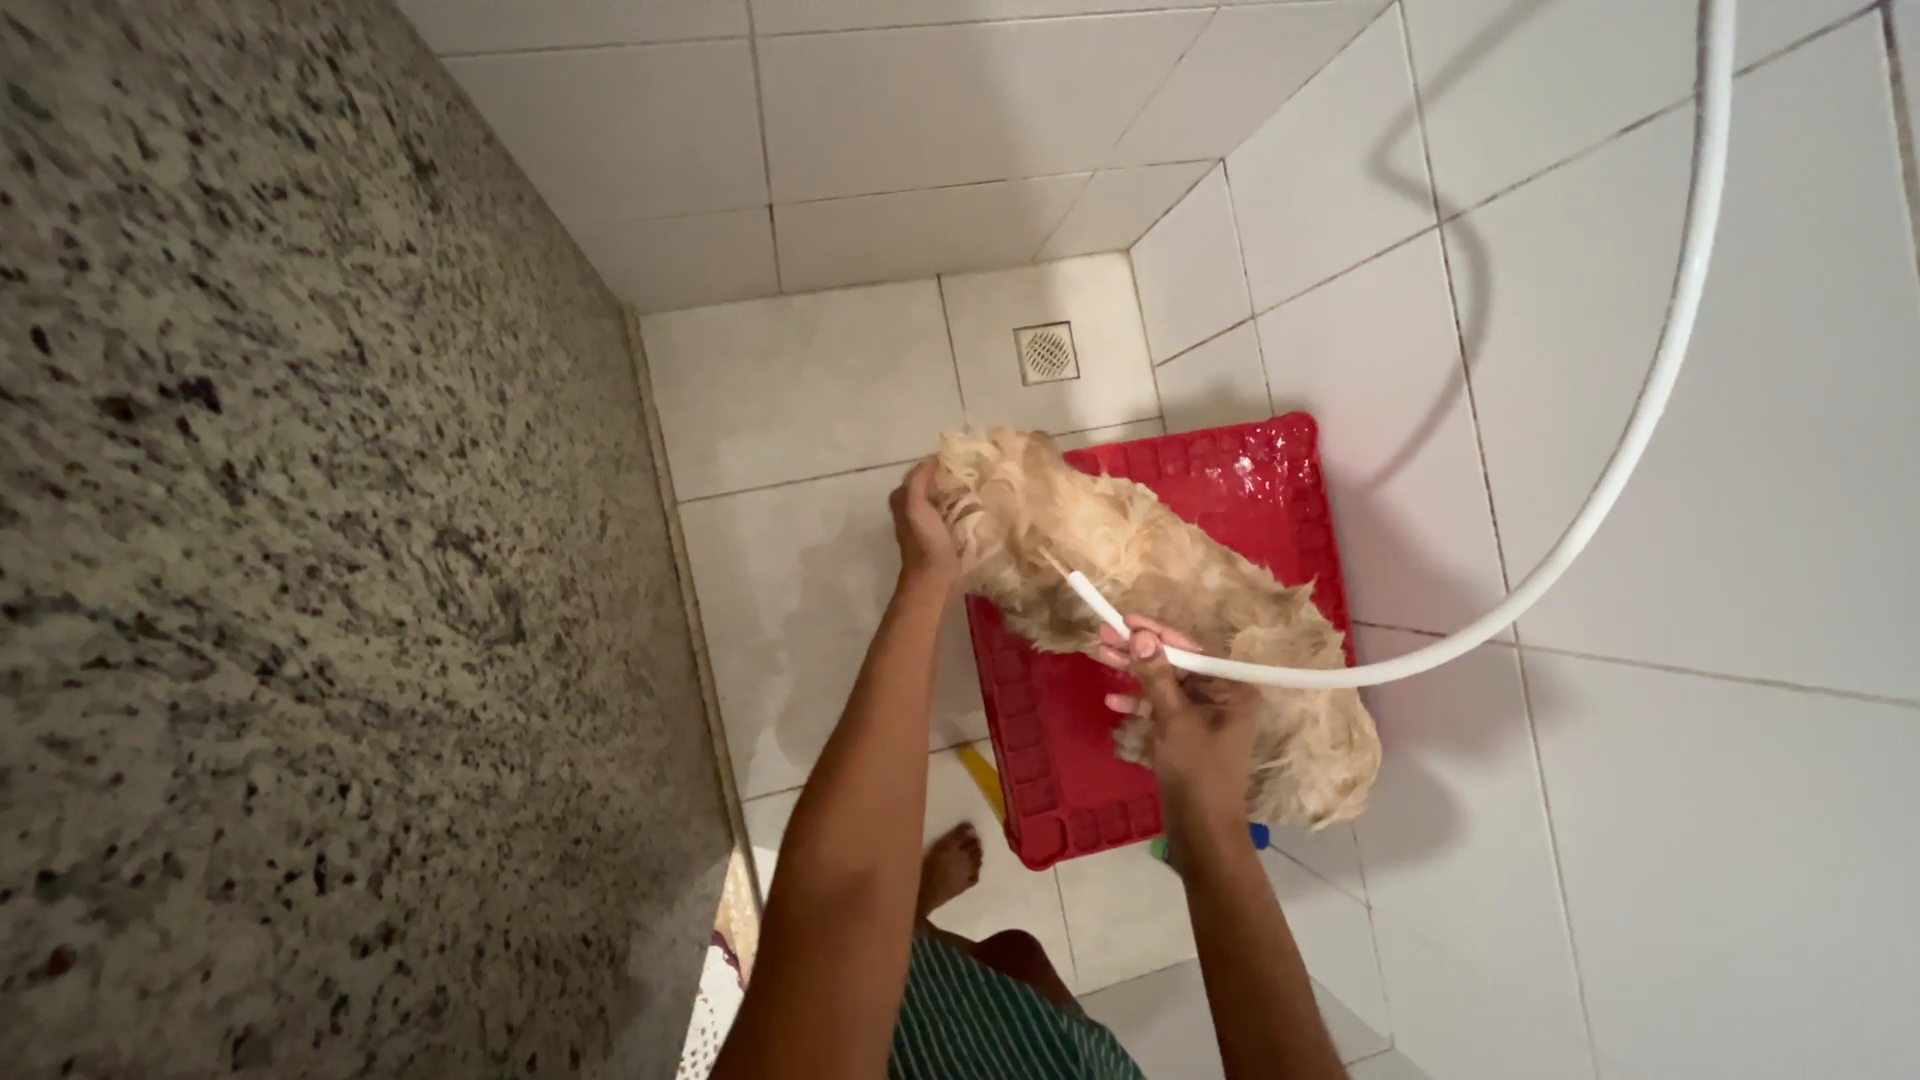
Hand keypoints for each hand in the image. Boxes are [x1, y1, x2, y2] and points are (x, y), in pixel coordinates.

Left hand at [889, 458, 962, 593]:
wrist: (933, 577)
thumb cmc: (924, 540)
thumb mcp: (915, 505)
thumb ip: (918, 480)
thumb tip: (933, 459)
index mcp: (902, 499)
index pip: (918, 472)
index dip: (935, 464)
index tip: (958, 457)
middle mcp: (910, 508)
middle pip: (930, 484)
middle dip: (947, 476)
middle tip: (971, 469)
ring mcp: (925, 522)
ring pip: (941, 497)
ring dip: (956, 491)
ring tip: (976, 483)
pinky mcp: (939, 533)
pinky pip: (950, 512)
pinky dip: (960, 506)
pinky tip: (975, 503)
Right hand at [1098, 617, 1254, 824]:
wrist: (1202, 829)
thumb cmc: (1197, 770)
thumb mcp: (1175, 719)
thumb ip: (1157, 676)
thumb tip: (1140, 635)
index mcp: (1230, 689)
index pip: (1190, 650)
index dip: (1156, 633)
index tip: (1125, 619)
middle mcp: (1219, 697)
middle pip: (1174, 665)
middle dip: (1138, 652)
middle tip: (1103, 634)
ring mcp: (1201, 716)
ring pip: (1163, 685)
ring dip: (1133, 674)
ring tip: (1100, 656)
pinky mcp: (1184, 733)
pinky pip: (1160, 709)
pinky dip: (1138, 704)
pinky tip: (1113, 702)